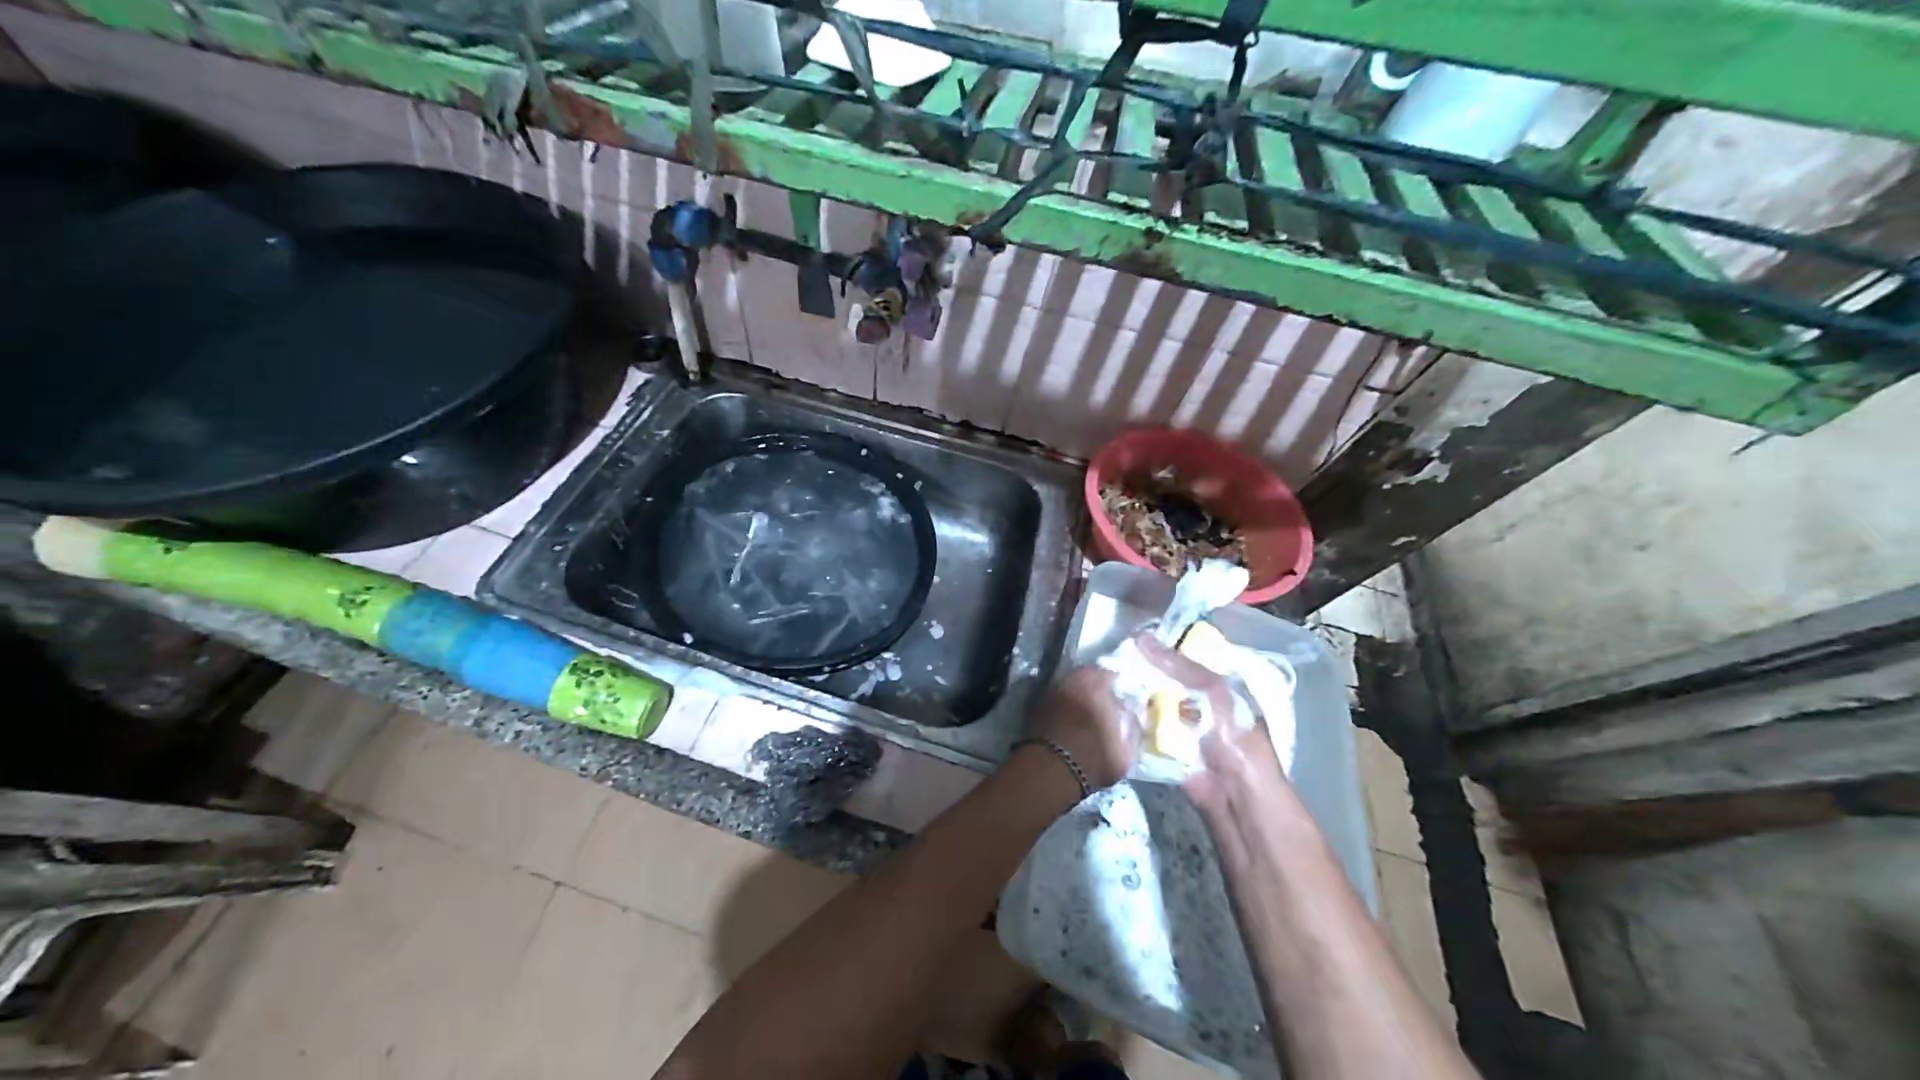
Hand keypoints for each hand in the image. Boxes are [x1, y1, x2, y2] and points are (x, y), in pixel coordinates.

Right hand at [1029, 632, 1237, 789]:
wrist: (1234, 792)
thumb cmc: (1234, 733)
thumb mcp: (1213, 690)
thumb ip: (1179, 666)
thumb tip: (1140, 638)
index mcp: (1216, 684)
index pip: (1182, 659)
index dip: (1159, 649)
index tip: (1129, 638)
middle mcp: (1196, 702)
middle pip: (1162, 680)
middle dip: (1139, 672)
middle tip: (1110, 659)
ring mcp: (1179, 726)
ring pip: (1149, 704)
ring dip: (1131, 696)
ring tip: (1103, 680)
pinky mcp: (1163, 748)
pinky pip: (1142, 729)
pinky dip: (1129, 722)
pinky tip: (1109, 708)